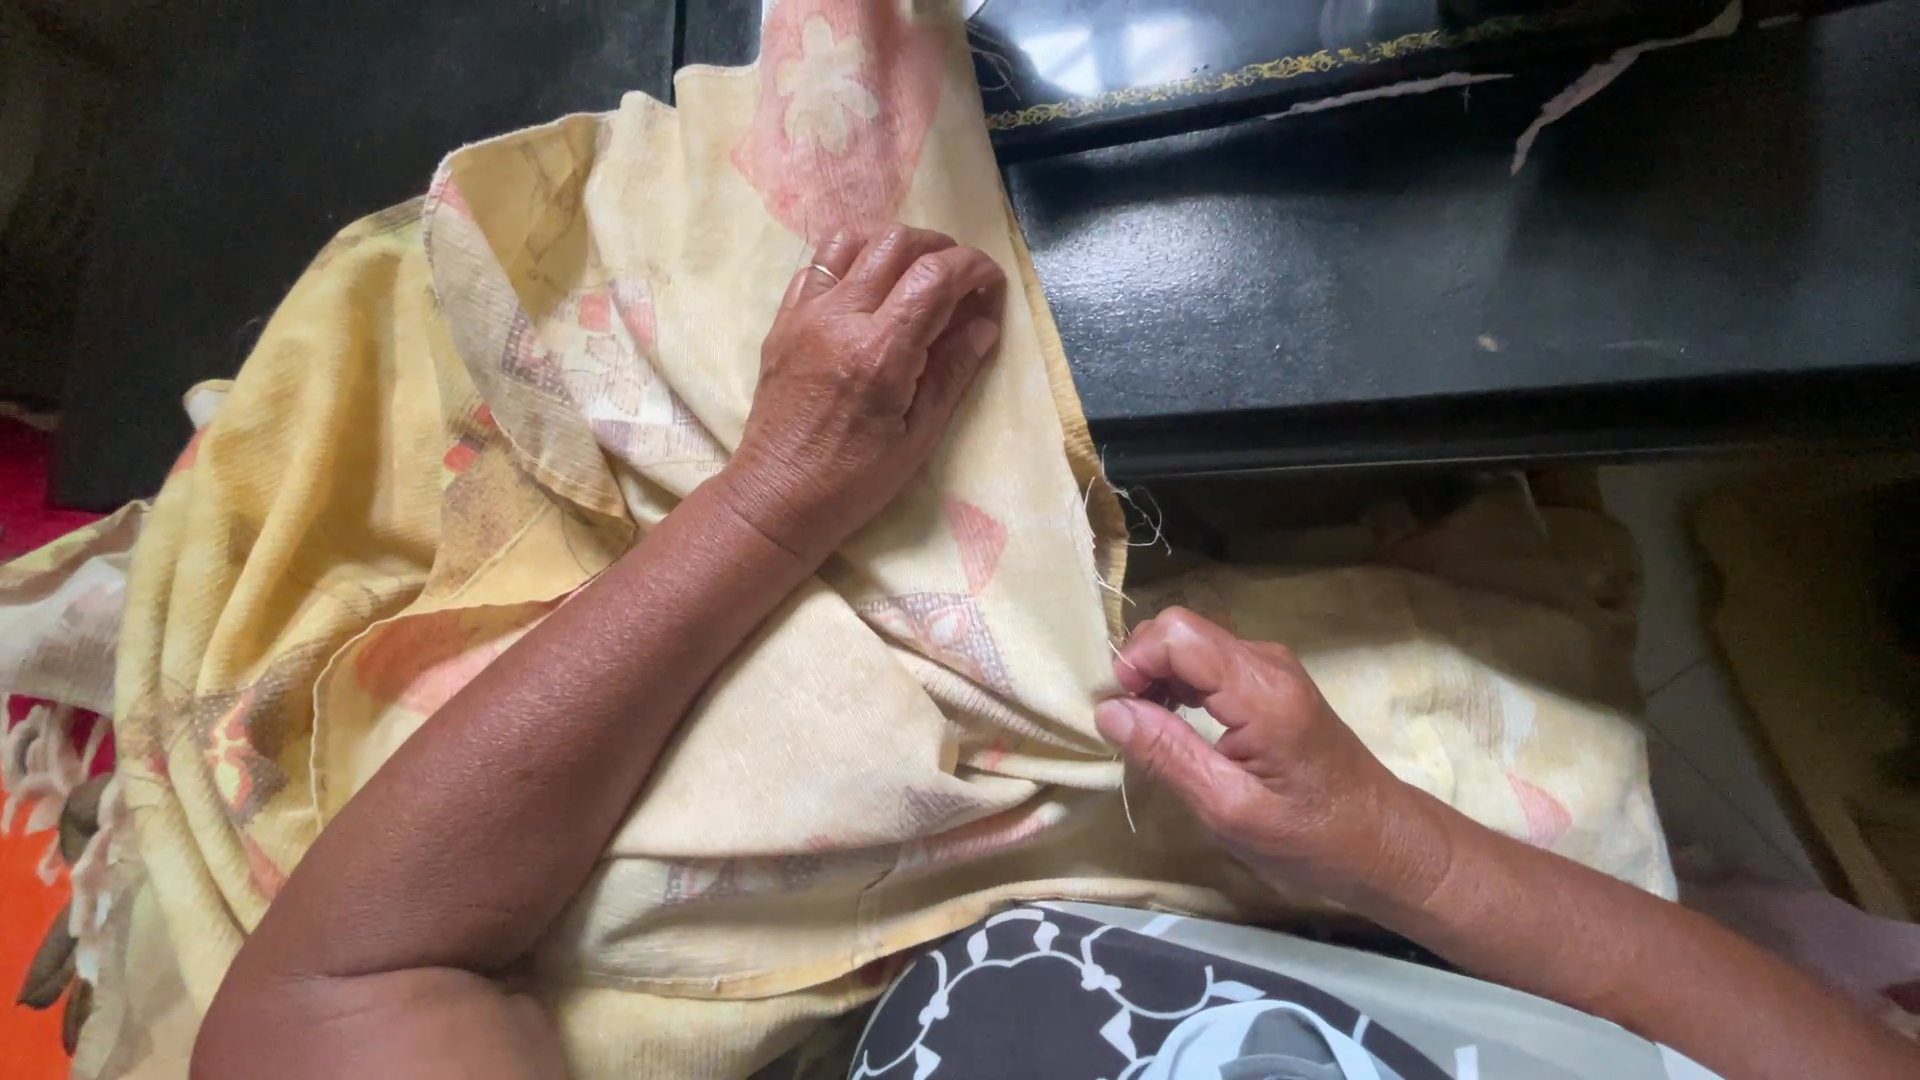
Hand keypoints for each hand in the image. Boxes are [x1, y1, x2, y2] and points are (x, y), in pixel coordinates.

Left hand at [720, 226, 1007, 564]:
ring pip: (853, 239)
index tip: (992, 285)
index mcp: (879, 353)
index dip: (974, 269)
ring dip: (895, 245)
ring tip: (916, 275)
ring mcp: (804, 314)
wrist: (777, 496)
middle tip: (960, 280)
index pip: (936, 276)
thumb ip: (953, 372)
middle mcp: (839, 319)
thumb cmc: (855, 481)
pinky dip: (853, 262)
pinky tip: (870, 292)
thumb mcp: (919, 437)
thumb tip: (985, 323)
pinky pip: (819, 265)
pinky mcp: (783, 321)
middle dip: (941, 249)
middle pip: (897, 242)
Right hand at [1095, 608, 1449, 907]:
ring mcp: (1270, 666)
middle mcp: (1266, 662)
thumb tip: (1107, 710)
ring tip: (1148, 727)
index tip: (1121, 709)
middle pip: (1180, 628)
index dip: (1137, 660)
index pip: (1179, 634)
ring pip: (1190, 640)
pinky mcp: (1269, 679)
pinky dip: (1178, 681)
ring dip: (1157, 674)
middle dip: (1142, 665)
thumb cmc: (1311, 838)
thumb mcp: (1228, 810)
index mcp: (1262, 692)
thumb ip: (1166, 754)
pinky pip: (1207, 659)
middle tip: (1130, 721)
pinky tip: (1174, 721)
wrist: (1386, 844)